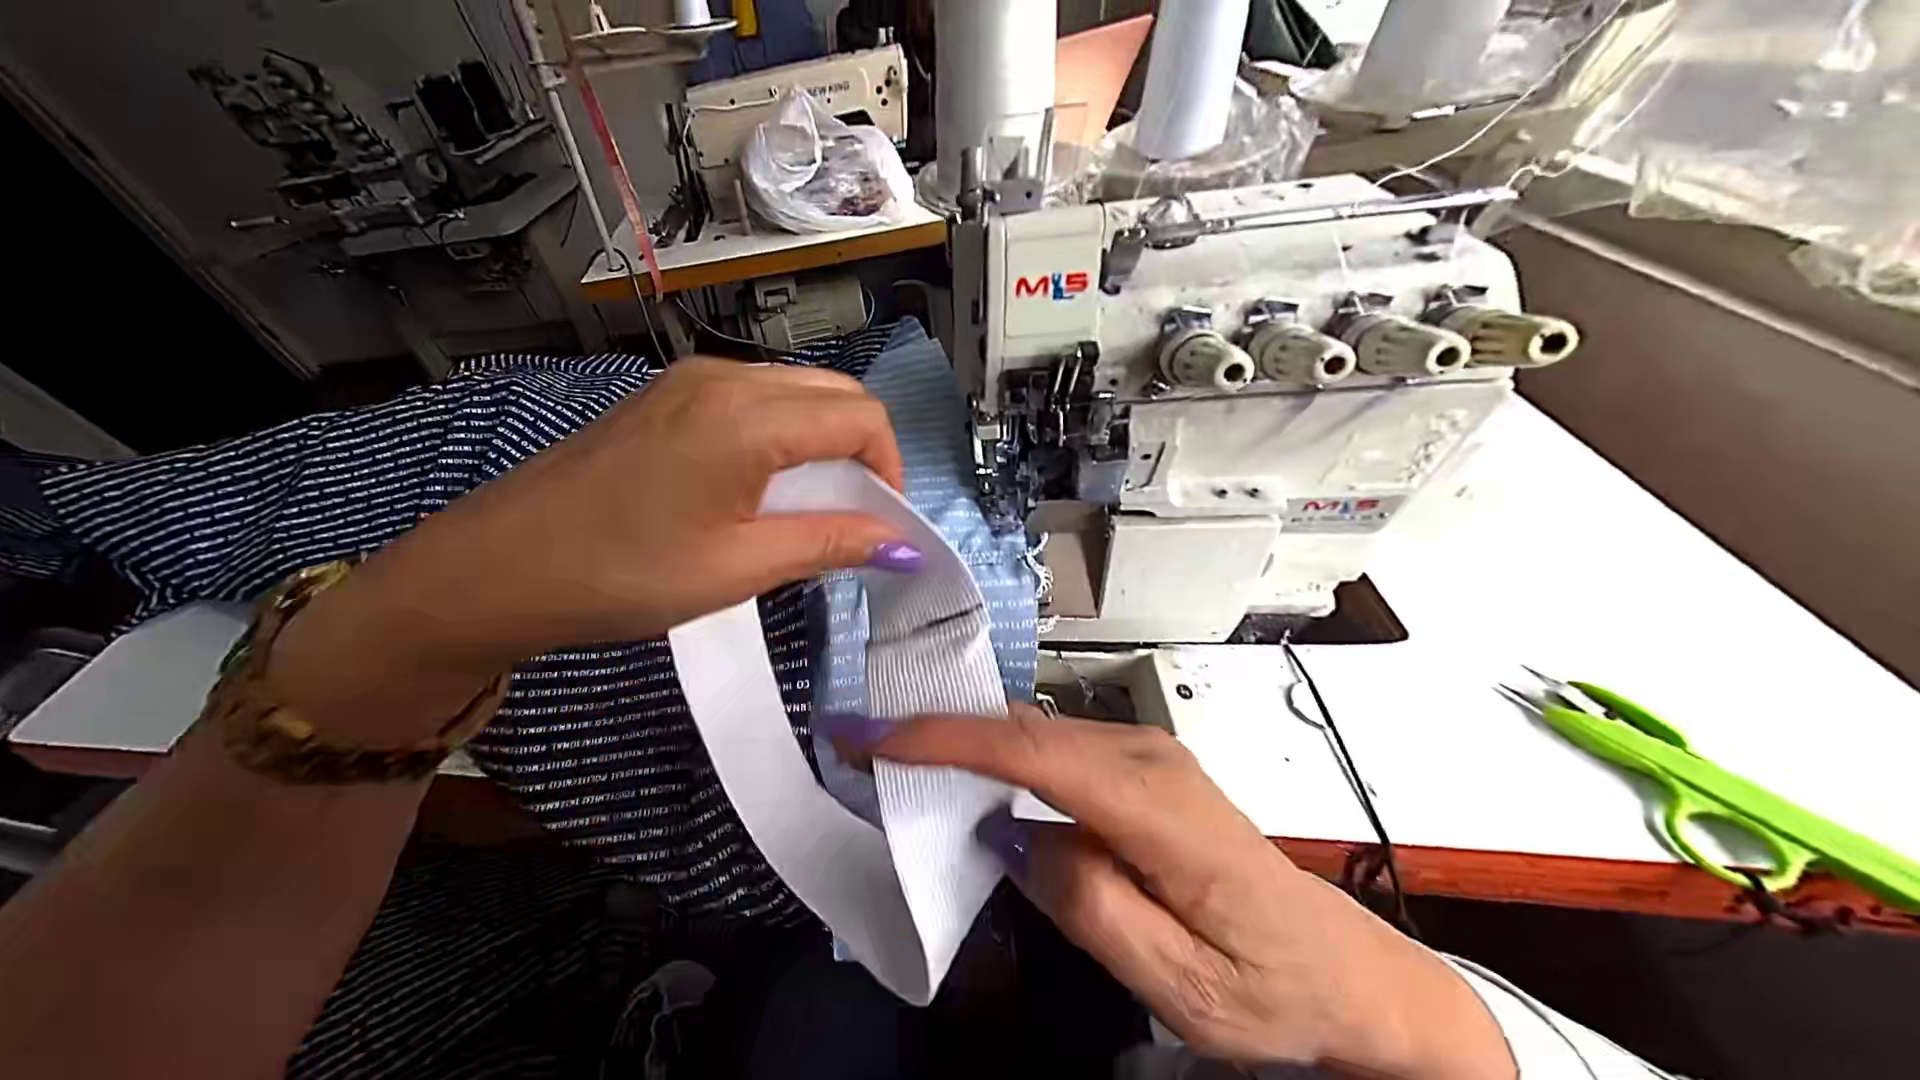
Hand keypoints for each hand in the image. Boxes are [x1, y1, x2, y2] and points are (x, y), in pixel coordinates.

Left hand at [269, 358, 914, 738]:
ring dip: (824, 444)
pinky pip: (757, 401)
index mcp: (746, 417)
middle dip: (863, 452)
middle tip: (852, 518)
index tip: (883, 525)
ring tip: (807, 509)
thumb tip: (900, 545)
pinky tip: (763, 488)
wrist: (496, 569)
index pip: (861, 418)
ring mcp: (691, 380)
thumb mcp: (739, 568)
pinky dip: (785, 437)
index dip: (890, 469)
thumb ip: (830, 543)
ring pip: (798, 393)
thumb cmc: (621, 575)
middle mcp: (724, 378)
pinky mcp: (669, 395)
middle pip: (836, 394)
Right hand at [869, 709, 1516, 1079]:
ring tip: (900, 752)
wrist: (1343, 969)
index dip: (948, 739)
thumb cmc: (1269, 986)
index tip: (878, 734)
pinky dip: (1003, 754)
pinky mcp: (1142, 765)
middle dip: (941, 730)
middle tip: (866, 738)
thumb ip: (1087, 903)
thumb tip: (1014, 839)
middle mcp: (1148, 756)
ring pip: (1037, 732)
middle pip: (1026, 730)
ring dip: (967, 740)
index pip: (1033, 753)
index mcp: (1156, 803)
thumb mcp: (1178, 981)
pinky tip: (969, 770)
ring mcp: (1147, 752)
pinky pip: (1056, 747)